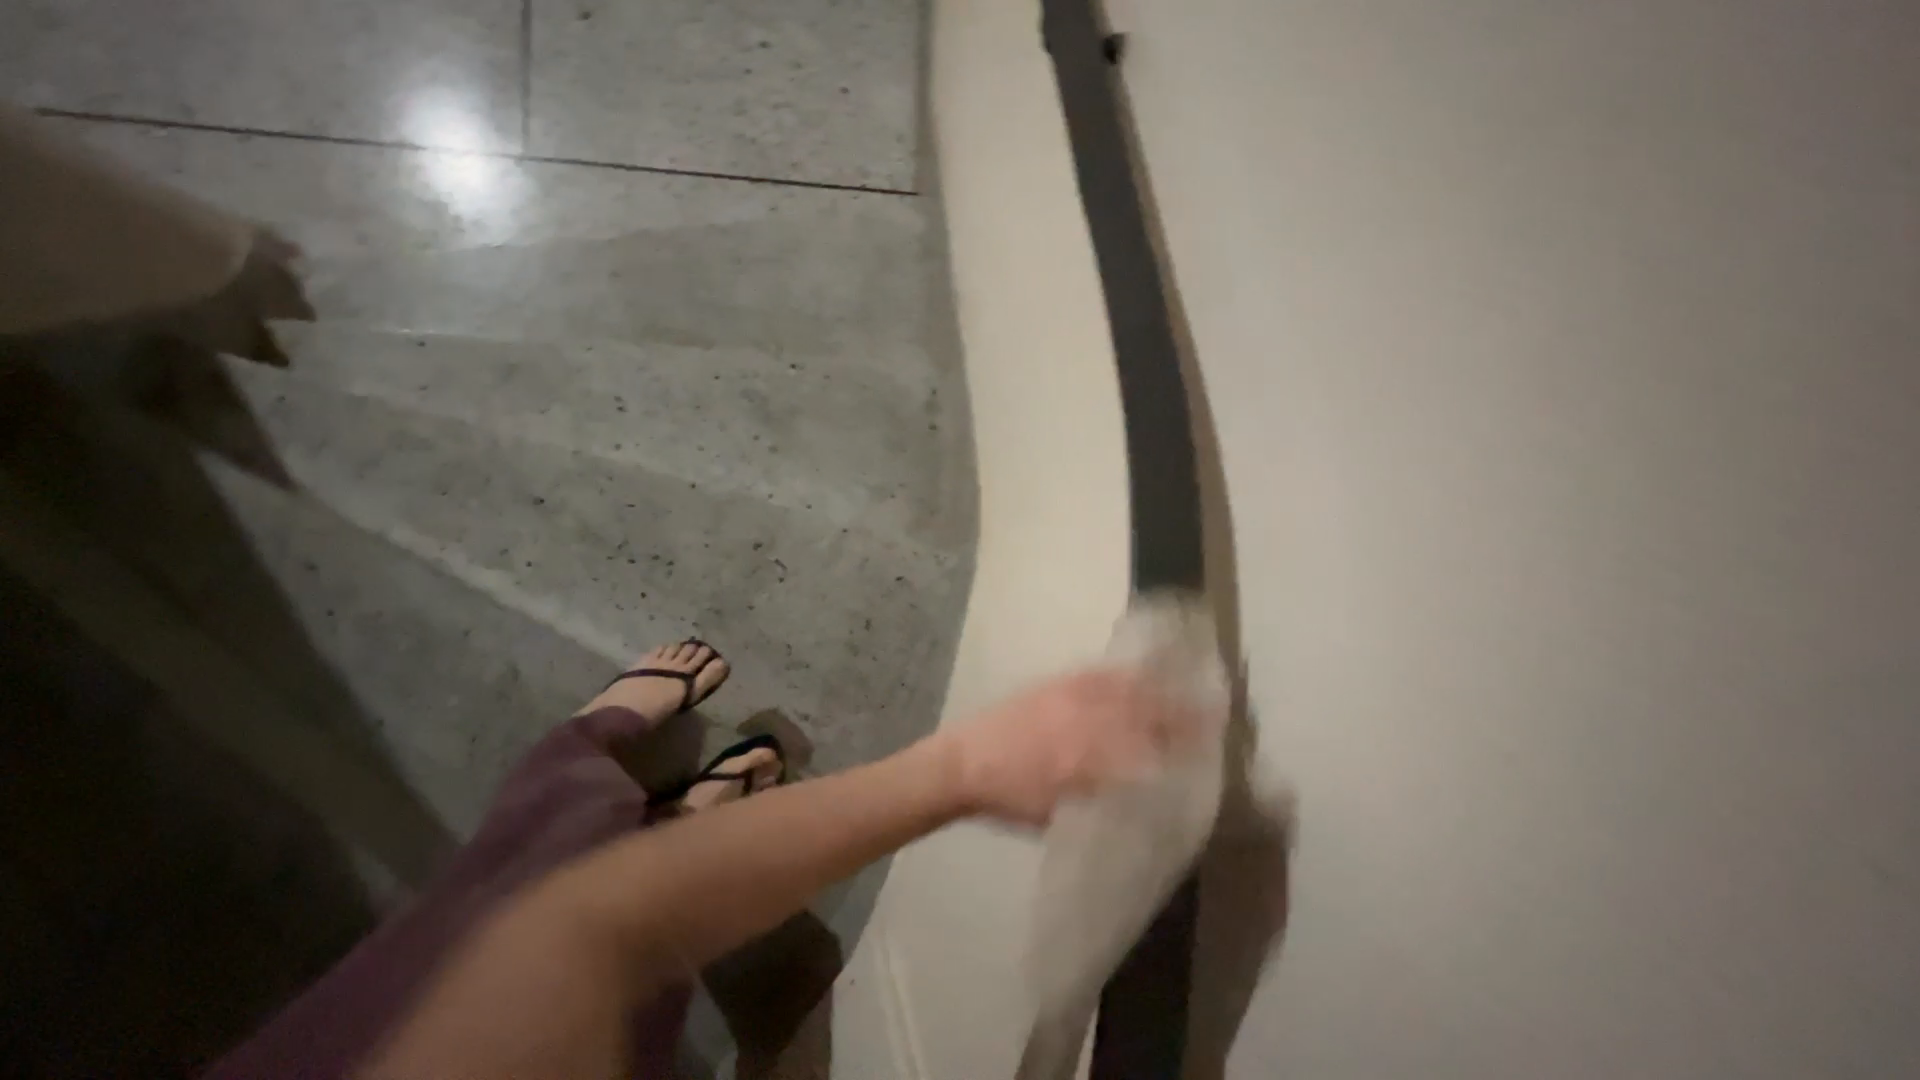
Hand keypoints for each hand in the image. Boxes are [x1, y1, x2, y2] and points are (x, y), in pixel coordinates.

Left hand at [932, 669, 1205, 826]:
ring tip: (1190, 688)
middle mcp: (1084, 723)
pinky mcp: (1057, 684)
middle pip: (1145, 713)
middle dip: (1182, 714)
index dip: (1182, 748)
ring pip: (1127, 689)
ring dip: (1162, 689)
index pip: (1149, 751)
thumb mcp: (1059, 814)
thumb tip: (1141, 792)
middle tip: (1213, 715)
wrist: (963, 763)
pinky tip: (1144, 673)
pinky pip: (1100, 675)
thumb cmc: (1009, 799)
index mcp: (1087, 761)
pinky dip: (1127, 675)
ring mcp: (1070, 698)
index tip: (1210, 747)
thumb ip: (1102, 800)